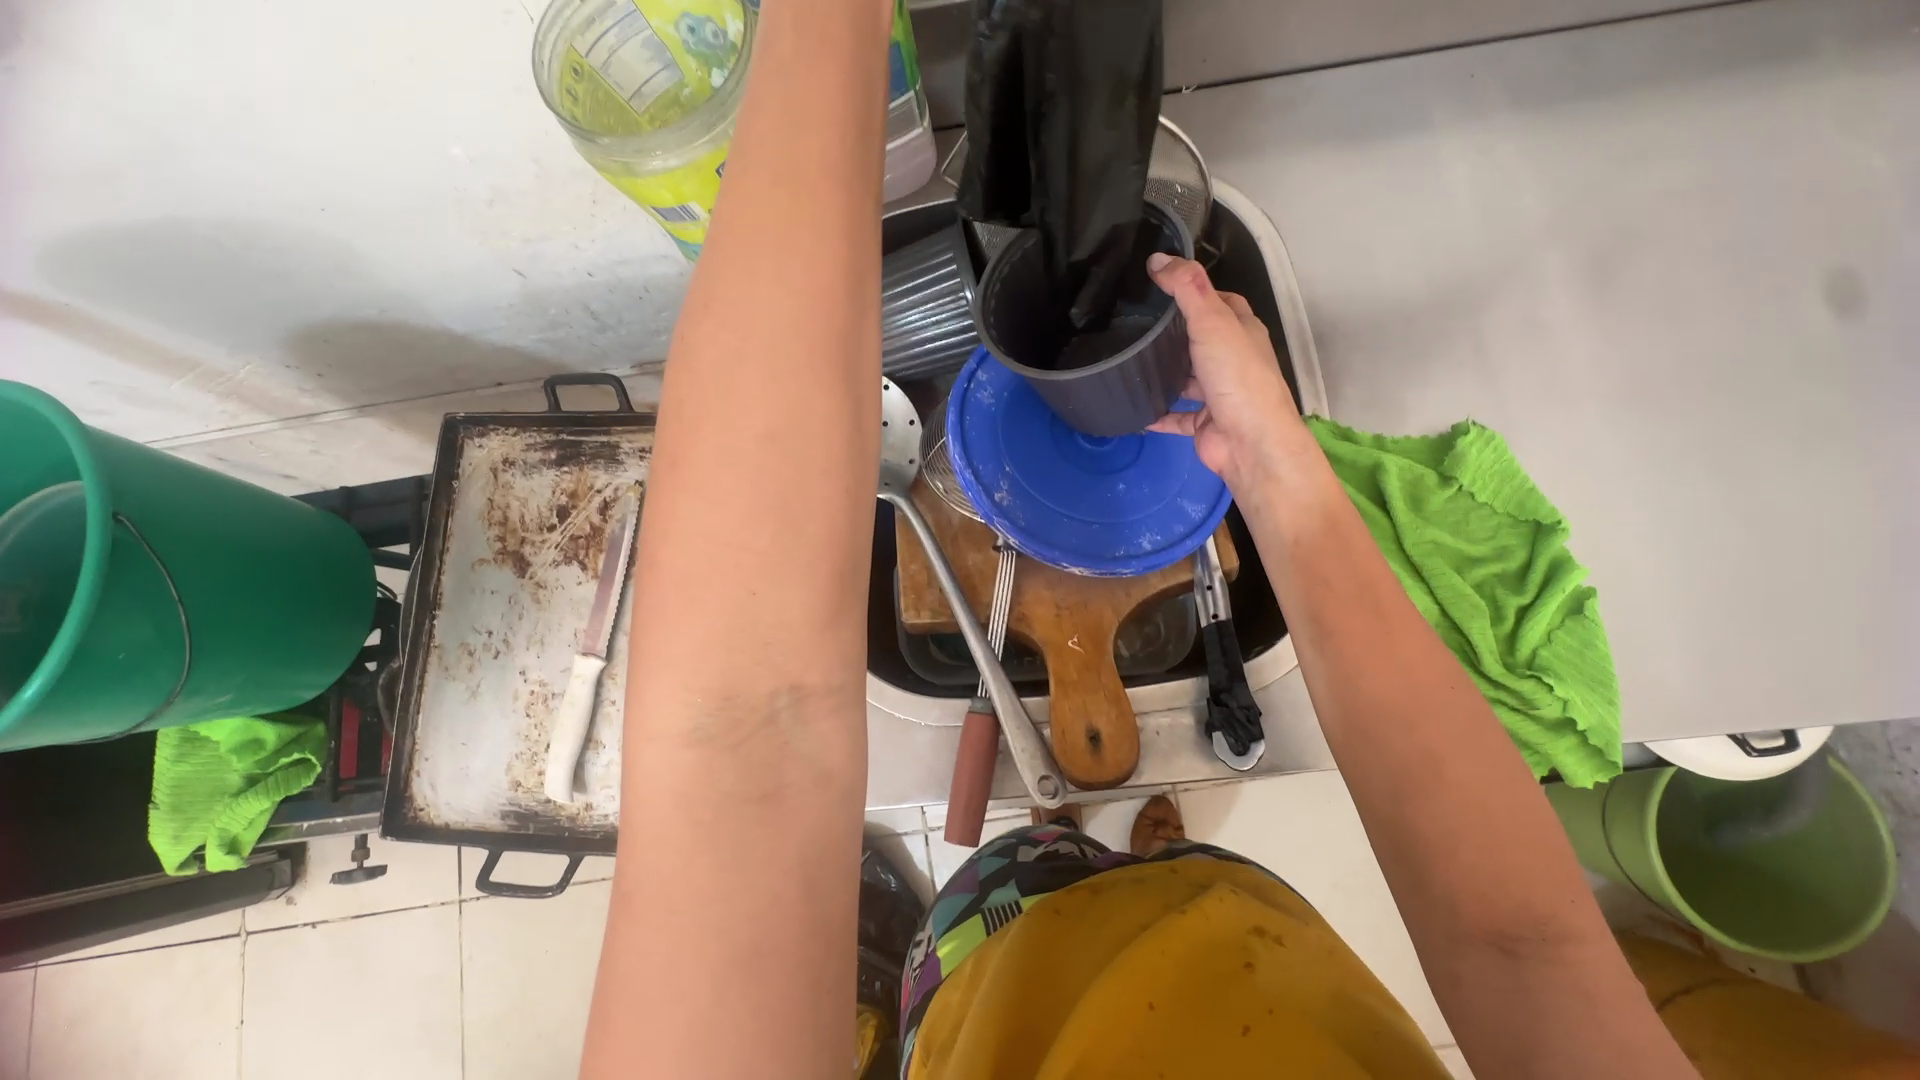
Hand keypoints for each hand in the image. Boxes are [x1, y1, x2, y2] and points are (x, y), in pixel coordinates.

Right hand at [1145, 254, 1304, 489]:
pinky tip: (1134, 407)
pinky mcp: (1205, 422)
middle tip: (1135, 322)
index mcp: (1242, 331)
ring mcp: (1219, 393)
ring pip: (1187, 377)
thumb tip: (1158, 259)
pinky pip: (1175, 415)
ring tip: (1129, 361)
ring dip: (1164, 372)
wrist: (1250, 443)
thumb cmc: (1237, 377)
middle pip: (1201, 338)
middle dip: (1174, 332)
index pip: (1220, 301)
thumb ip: (1187, 288)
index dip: (1194, 291)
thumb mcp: (1212, 321)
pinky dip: (1157, 412)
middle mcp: (1233, 359)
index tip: (1159, 286)